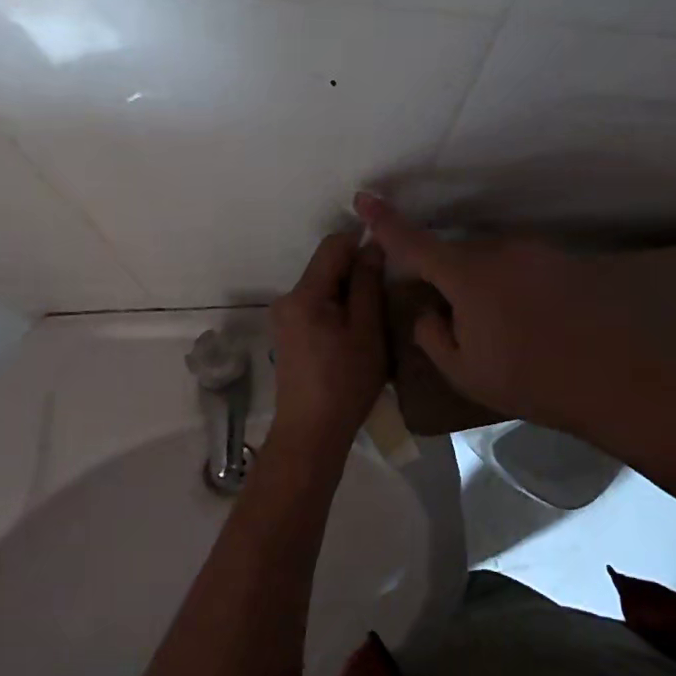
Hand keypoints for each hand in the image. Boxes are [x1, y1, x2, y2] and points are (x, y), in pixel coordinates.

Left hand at [268, 229, 388, 448]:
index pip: (332, 246)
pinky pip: (316, 307)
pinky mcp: (288, 335)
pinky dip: (337, 310)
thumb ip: (368, 285)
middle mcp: (287, 299)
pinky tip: (356, 333)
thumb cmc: (345, 382)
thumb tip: (372, 245)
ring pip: (323, 288)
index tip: (390, 256)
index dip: (361, 243)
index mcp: (304, 294)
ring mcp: (284, 319)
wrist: (311, 433)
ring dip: (349, 293)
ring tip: (376, 316)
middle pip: (326, 267)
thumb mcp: (366, 331)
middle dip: (357, 272)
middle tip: (389, 292)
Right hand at [355, 192, 675, 437]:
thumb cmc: (532, 380)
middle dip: (450, 284)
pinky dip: (515, 289)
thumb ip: (432, 335)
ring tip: (510, 333)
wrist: (619, 381)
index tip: (363, 197)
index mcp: (468, 275)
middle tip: (468, 330)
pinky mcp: (565, 260)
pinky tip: (536, 324)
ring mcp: (537, 251)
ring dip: (486, 288)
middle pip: (457, 257)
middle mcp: (500, 250)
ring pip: (491, 262)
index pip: (414, 242)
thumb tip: (428, 311)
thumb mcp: (464, 371)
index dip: (384, 220)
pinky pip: (522, 267)